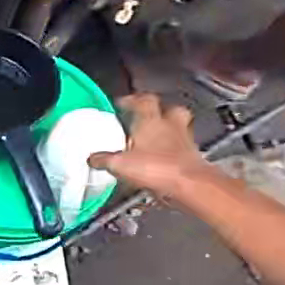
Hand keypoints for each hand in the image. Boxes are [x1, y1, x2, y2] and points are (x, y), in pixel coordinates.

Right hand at [87, 94, 205, 193]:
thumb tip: (92, 159)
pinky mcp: (193, 156)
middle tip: (146, 117)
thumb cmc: (156, 168)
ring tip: (157, 137)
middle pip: (168, 108)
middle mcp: (170, 125)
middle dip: (157, 110)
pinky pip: (182, 146)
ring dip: (169, 128)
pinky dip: (173, 149)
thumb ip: (104, 160)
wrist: (190, 185)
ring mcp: (184, 140)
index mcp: (150, 120)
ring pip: (178, 126)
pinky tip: (164, 159)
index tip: (122, 103)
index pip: (142, 100)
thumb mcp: (120, 164)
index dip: (131, 100)